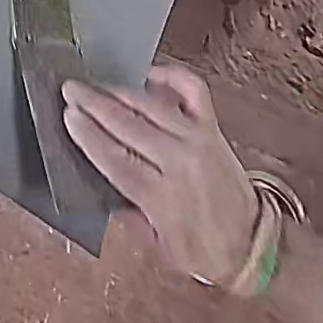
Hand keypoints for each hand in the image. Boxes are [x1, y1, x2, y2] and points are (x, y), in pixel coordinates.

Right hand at [62, 64, 258, 283]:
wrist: (254, 243)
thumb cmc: (202, 249)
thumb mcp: (157, 244)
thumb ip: (128, 214)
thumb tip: (101, 184)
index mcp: (162, 196)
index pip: (115, 157)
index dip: (88, 134)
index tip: (69, 114)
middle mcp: (180, 161)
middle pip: (127, 124)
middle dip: (94, 104)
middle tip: (71, 89)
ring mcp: (198, 139)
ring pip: (151, 105)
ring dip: (118, 91)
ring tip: (95, 84)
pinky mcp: (212, 128)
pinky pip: (192, 90)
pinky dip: (171, 76)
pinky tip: (148, 74)